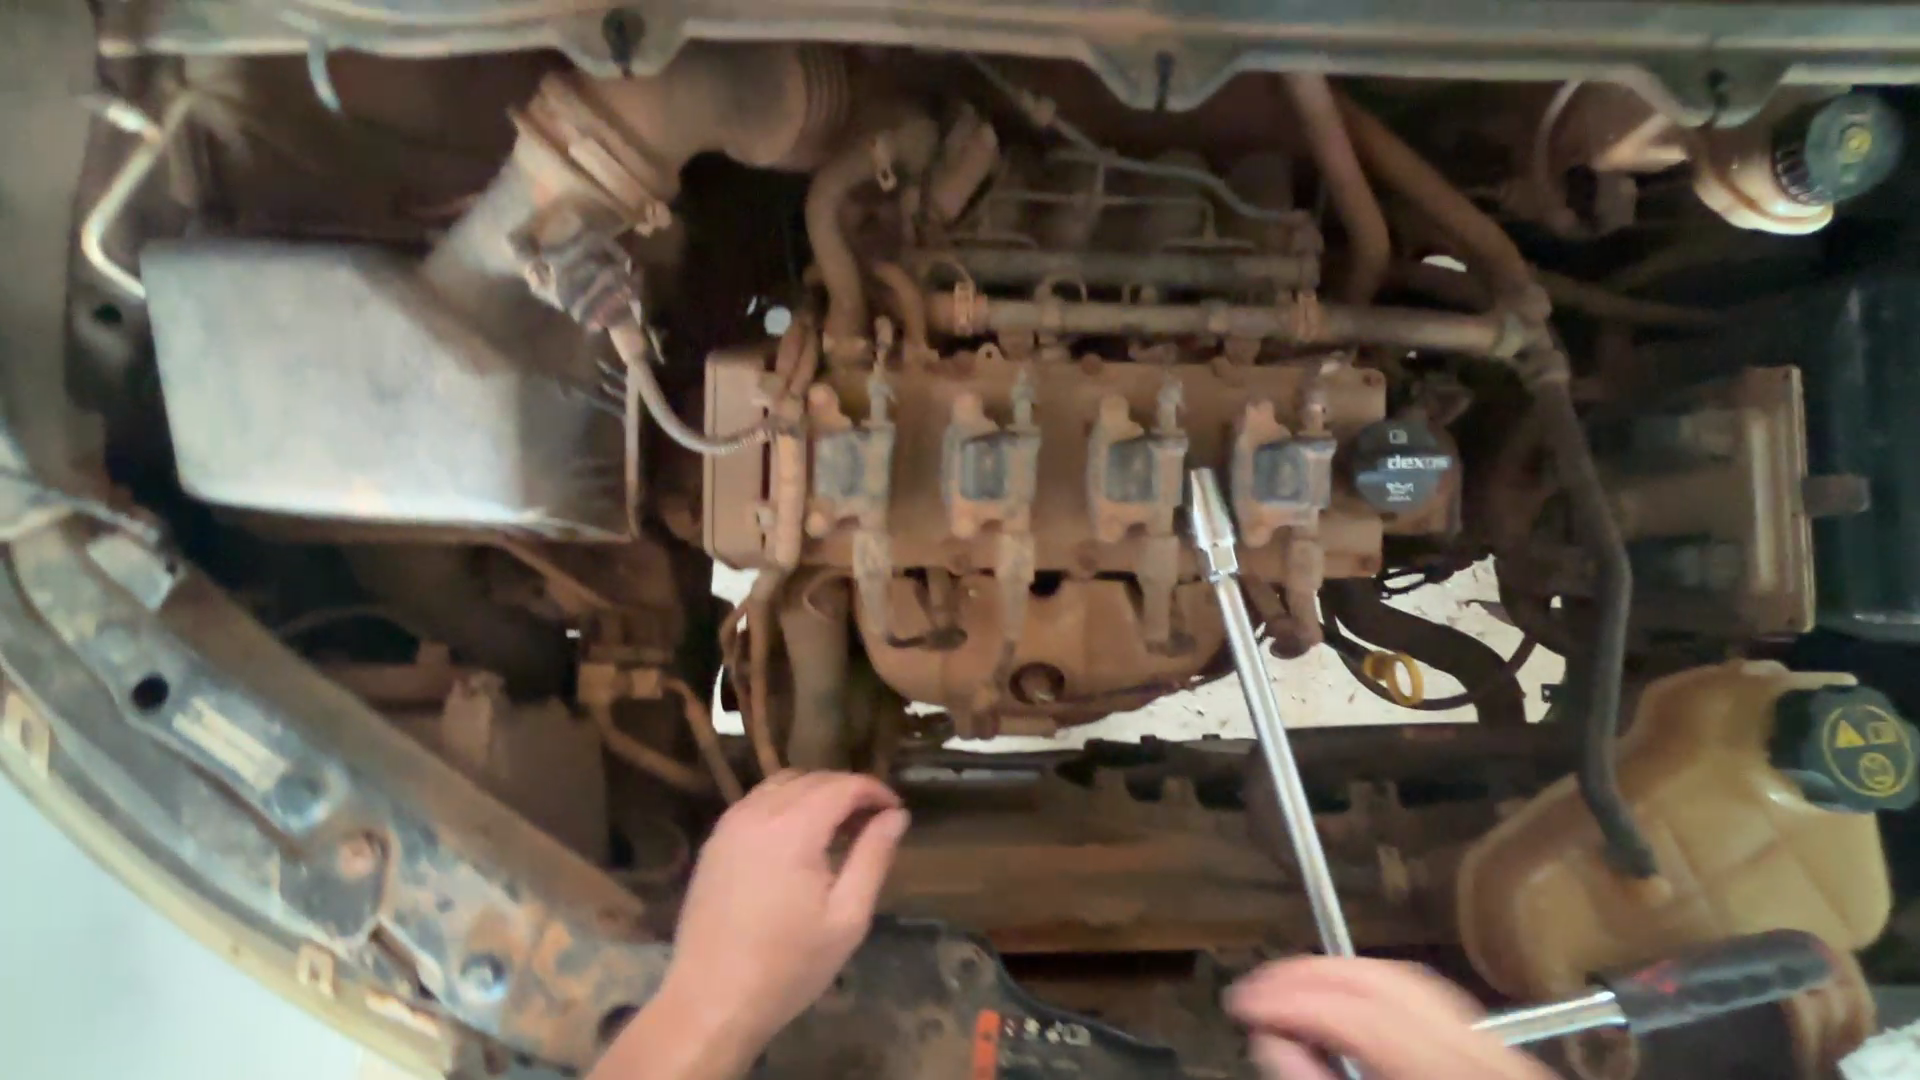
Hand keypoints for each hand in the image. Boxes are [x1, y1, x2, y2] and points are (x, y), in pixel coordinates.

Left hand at [594, 771, 909, 1079]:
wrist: (710, 1002)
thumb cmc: (787, 966)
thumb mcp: (847, 918)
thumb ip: (873, 857)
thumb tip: (896, 816)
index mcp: (793, 828)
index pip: (843, 785)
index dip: (874, 790)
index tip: (895, 810)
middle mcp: (759, 812)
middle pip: (814, 778)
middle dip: (848, 790)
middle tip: (873, 821)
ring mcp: (731, 824)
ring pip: (783, 783)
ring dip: (816, 792)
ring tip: (838, 826)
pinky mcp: (715, 840)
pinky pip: (758, 801)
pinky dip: (786, 802)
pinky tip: (799, 836)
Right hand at [1226, 956, 1552, 1079]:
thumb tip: (1273, 1042)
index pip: (1366, 1019)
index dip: (1294, 1001)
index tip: (1243, 1005)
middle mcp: (1495, 1065)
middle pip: (1389, 985)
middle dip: (1312, 977)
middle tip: (1258, 992)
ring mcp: (1508, 1064)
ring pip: (1410, 986)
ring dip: (1338, 979)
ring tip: (1288, 994)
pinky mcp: (1500, 1067)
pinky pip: (1428, 1005)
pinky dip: (1373, 996)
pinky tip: (1340, 1010)